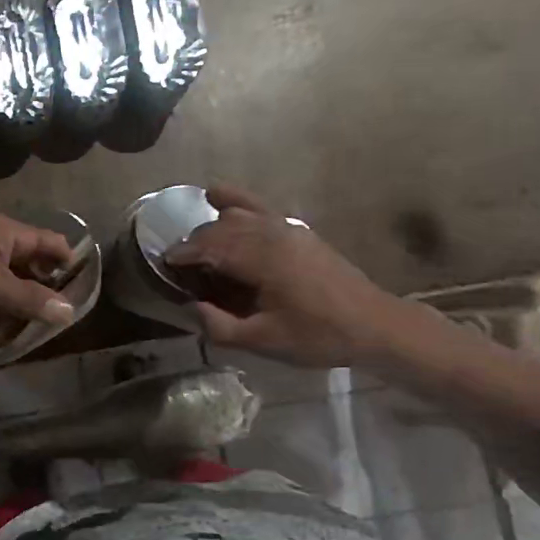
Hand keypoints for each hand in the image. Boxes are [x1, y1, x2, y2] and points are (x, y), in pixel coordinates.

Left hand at [0, 215, 78, 325]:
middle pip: (29, 258)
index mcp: (7, 231)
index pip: (51, 241)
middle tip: (53, 315)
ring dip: (16, 296)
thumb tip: (69, 310)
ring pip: (5, 272)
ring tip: (24, 323)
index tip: (81, 290)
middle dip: (41, 286)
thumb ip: (31, 299)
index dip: (69, 262)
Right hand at [164, 186, 402, 366]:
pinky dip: (235, 201)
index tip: (165, 266)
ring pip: (237, 213)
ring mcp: (287, 227)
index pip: (209, 246)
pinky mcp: (298, 230)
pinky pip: (259, 207)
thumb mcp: (265, 341)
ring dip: (212, 226)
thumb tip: (192, 307)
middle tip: (182, 268)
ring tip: (201, 247)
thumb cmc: (318, 335)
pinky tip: (219, 197)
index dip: (183, 255)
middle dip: (194, 244)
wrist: (374, 325)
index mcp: (261, 259)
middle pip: (219, 228)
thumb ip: (220, 327)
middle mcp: (271, 233)